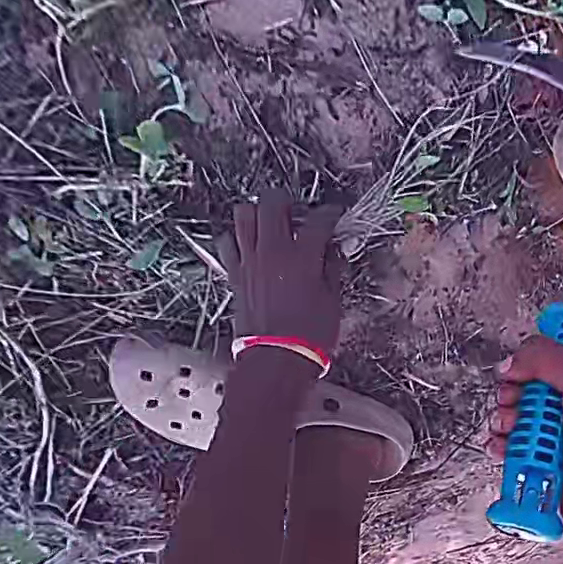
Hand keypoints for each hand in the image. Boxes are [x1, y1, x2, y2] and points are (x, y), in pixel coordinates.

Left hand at [222, 188, 346, 354]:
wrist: (276, 361)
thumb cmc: (309, 338)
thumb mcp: (332, 303)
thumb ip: (331, 271)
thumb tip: (332, 253)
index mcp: (302, 257)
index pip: (318, 220)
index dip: (329, 214)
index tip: (334, 216)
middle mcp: (272, 252)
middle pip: (272, 203)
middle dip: (287, 202)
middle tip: (297, 214)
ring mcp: (249, 261)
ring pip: (244, 214)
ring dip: (257, 213)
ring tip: (270, 225)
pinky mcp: (235, 275)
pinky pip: (228, 243)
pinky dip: (237, 238)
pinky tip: (249, 247)